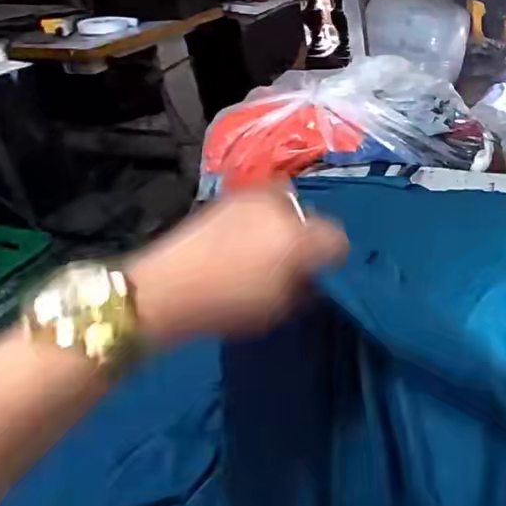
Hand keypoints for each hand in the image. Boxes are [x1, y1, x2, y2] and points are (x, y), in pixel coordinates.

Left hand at [127, 188, 348, 345]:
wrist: (169, 286)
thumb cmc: (226, 304)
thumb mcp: (276, 309)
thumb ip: (304, 289)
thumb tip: (312, 277)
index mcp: (299, 238)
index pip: (337, 237)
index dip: (335, 256)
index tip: (326, 272)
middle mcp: (282, 208)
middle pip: (312, 217)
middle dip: (310, 236)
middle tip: (296, 262)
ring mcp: (255, 196)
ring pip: (287, 204)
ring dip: (287, 222)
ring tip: (271, 247)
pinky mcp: (231, 196)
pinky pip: (261, 201)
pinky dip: (264, 215)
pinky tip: (248, 237)